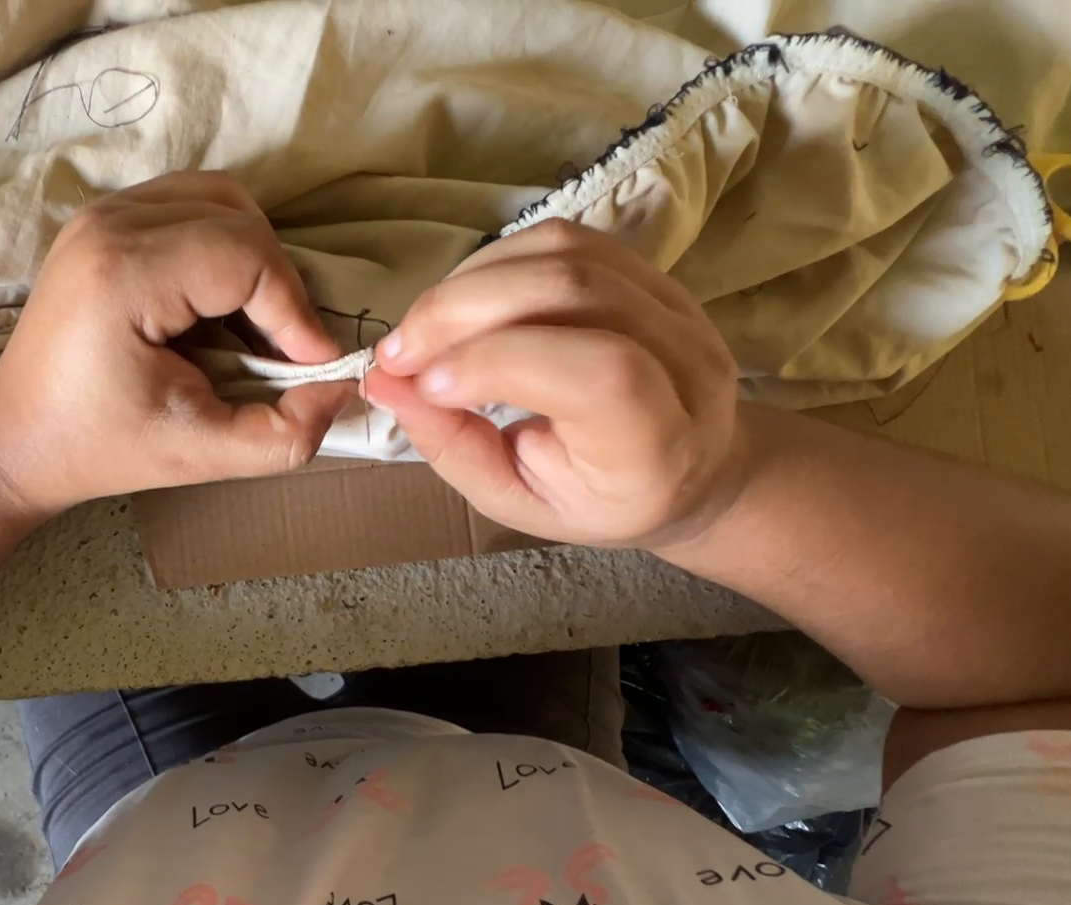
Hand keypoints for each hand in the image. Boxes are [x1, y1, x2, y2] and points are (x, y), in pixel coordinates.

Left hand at [0, 171, 353, 515]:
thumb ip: (285, 435)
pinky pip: (191, 206)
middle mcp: (109, 224)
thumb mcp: (202, 458)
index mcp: (123, 273)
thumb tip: (342, 387)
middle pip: (239, 218)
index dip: (295, 311)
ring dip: (255, 259)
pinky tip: (220, 304)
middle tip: (285, 350)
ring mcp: (102, 214)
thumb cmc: (102, 449)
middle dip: (279, 286)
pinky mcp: (104, 221)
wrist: (20, 438)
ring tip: (256, 325)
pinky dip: (223, 247)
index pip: (247, 256)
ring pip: (220, 200)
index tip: (312, 366)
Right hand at [363, 220, 747, 549]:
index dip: (496, 363)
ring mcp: (674, 302)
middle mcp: (685, 359)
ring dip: (467, 284)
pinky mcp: (648, 270)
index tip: (421, 386)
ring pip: (563, 254)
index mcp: (659, 443)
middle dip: (459, 313)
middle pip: (572, 292)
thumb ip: (452, 446)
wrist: (688, 465)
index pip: (597, 375)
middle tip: (395, 354)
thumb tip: (382, 383)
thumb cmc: (594, 497)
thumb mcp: (515, 499)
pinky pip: (562, 239)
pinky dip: (490, 264)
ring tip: (419, 330)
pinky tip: (457, 303)